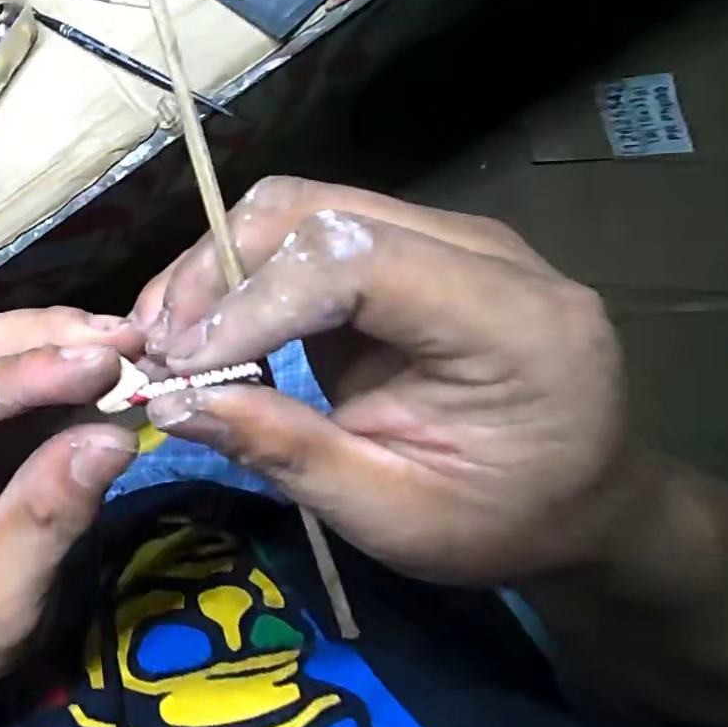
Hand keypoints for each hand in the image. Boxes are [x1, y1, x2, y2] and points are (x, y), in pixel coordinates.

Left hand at [0, 308, 142, 701]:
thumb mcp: (2, 585)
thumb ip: (50, 510)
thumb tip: (114, 436)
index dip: (28, 375)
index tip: (102, 361)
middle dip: (46, 338)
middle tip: (126, 340)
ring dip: (54, 337)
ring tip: (124, 341)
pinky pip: (8, 366)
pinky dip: (57, 359)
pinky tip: (102, 361)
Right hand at [133, 177, 636, 584]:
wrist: (568, 494)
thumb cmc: (498, 518)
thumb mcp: (391, 515)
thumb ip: (283, 452)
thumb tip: (168, 404)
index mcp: (510, 323)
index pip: (352, 262)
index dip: (250, 307)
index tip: (183, 367)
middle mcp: (472, 251)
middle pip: (304, 210)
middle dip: (210, 275)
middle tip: (159, 349)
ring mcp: (425, 236)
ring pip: (281, 207)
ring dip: (205, 268)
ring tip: (162, 336)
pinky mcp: (382, 244)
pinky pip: (281, 230)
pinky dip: (221, 272)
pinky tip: (191, 323)